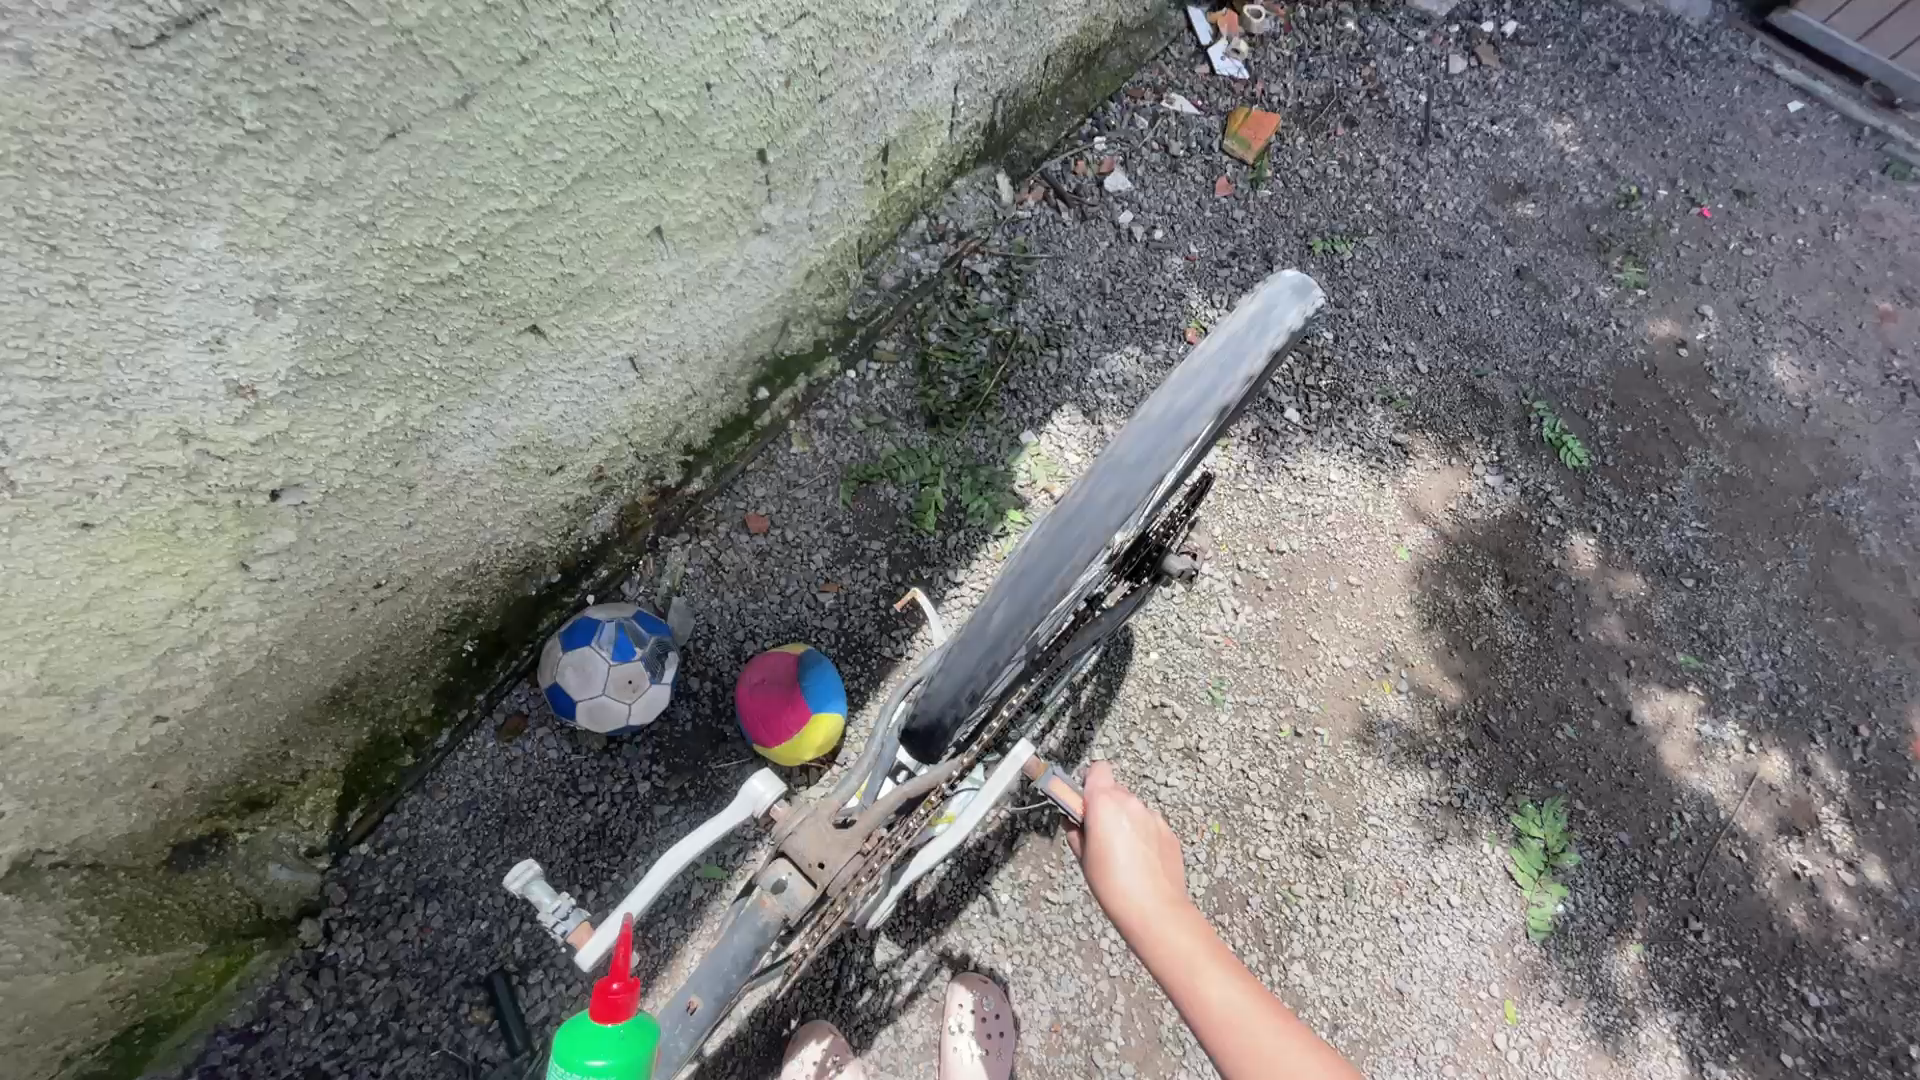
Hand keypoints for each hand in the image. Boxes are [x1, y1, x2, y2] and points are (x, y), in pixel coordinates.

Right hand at [1066, 761, 1192, 933]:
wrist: (1155, 910)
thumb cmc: (1113, 886)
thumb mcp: (1083, 858)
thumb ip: (1075, 831)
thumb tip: (1072, 820)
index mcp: (1104, 803)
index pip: (1097, 769)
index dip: (1089, 782)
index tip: (1083, 803)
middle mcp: (1130, 802)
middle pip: (1114, 789)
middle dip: (1105, 805)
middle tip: (1099, 833)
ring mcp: (1153, 816)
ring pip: (1132, 807)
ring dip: (1125, 820)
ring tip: (1122, 852)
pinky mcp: (1168, 831)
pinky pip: (1149, 823)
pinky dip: (1142, 834)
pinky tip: (1140, 860)